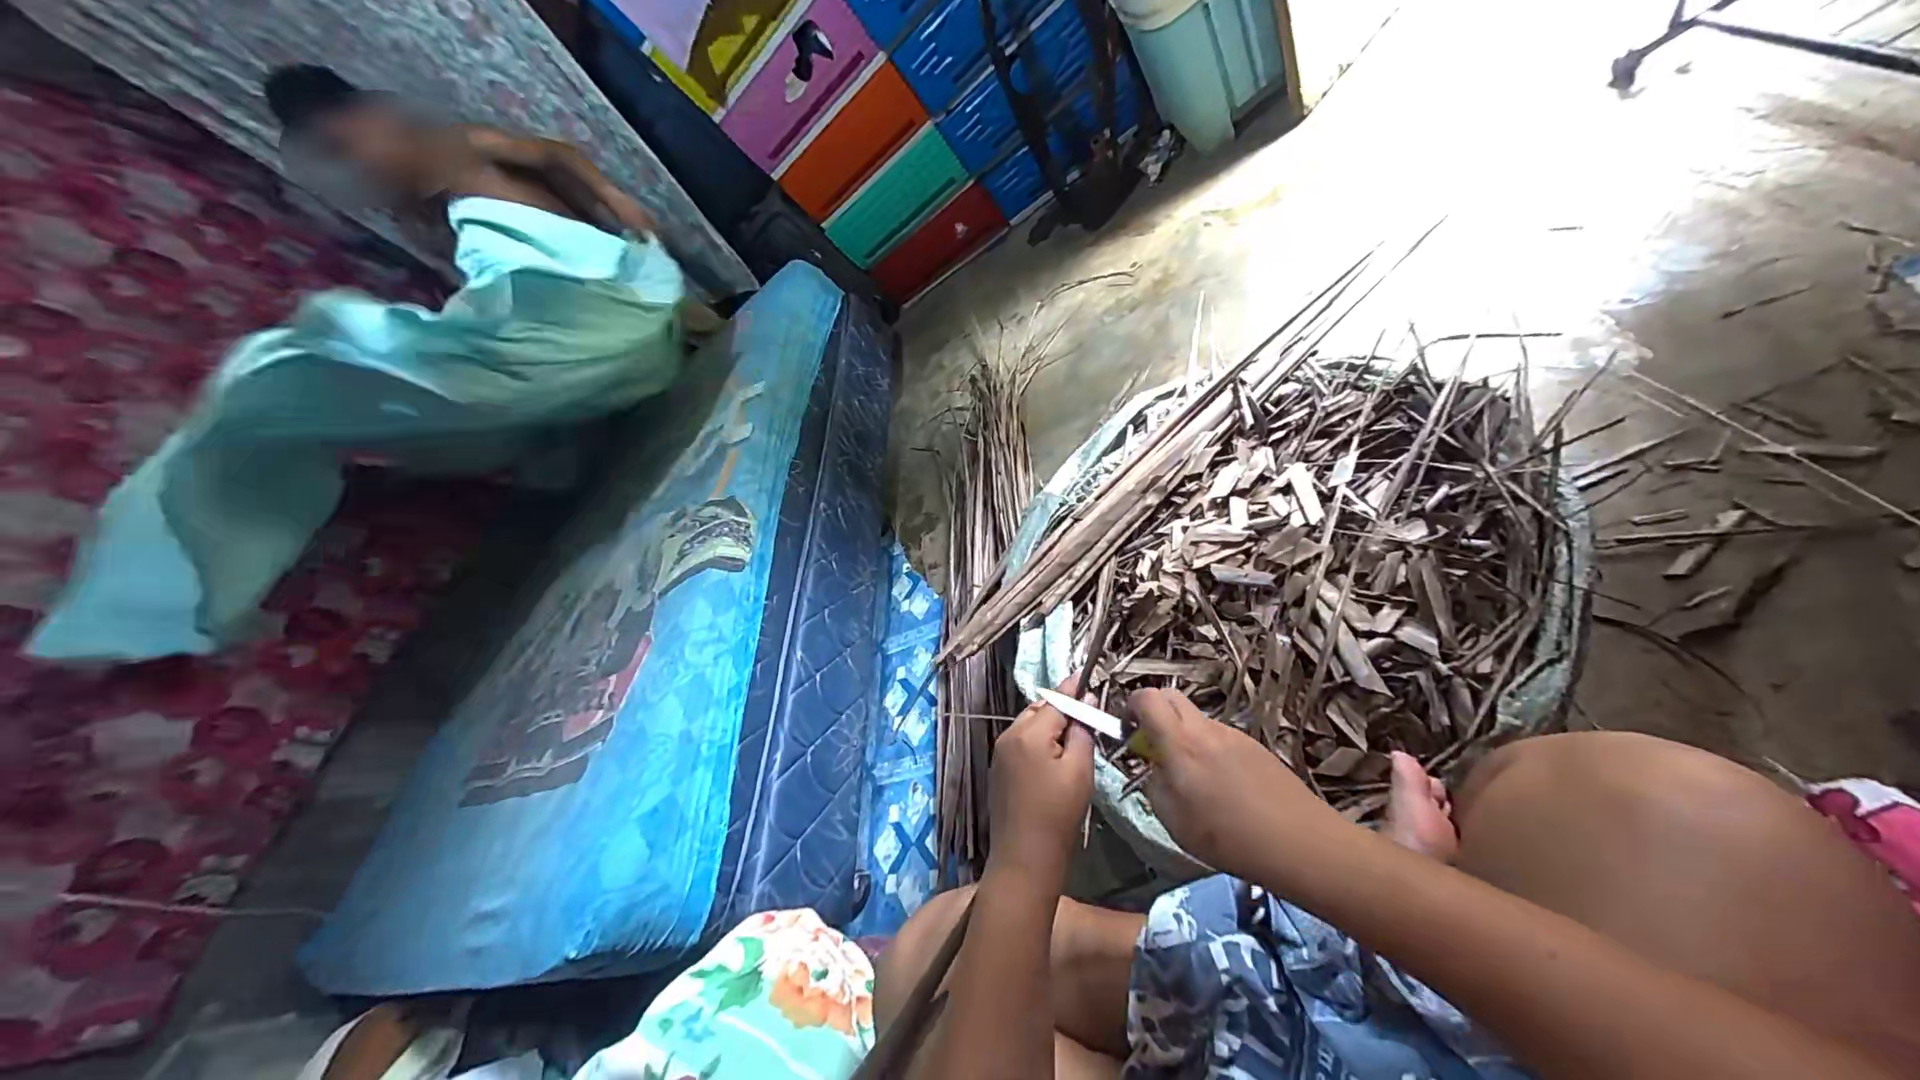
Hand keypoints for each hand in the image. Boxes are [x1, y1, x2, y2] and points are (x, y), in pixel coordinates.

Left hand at [987, 682, 1094, 883]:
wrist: (1024, 858)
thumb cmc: (1058, 813)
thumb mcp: (1080, 770)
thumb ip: (1082, 732)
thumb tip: (1085, 704)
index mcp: (1028, 732)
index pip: (1056, 701)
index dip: (1073, 689)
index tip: (1085, 675)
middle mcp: (1008, 736)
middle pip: (1039, 710)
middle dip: (1061, 707)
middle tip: (1086, 709)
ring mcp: (1000, 754)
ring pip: (1028, 726)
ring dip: (1048, 724)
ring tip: (1073, 730)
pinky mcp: (998, 770)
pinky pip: (1021, 743)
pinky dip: (1038, 741)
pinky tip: (1053, 754)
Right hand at [1129, 688, 1344, 877]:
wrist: (1301, 844)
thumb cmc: (1229, 838)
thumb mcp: (1174, 821)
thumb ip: (1154, 786)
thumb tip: (1153, 768)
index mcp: (1180, 744)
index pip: (1147, 698)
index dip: (1130, 707)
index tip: (1128, 732)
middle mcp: (1206, 729)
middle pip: (1170, 697)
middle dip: (1154, 713)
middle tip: (1153, 747)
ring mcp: (1234, 735)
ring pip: (1196, 718)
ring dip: (1182, 733)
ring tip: (1192, 776)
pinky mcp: (1255, 746)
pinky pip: (1219, 735)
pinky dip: (1208, 748)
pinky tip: (1222, 786)